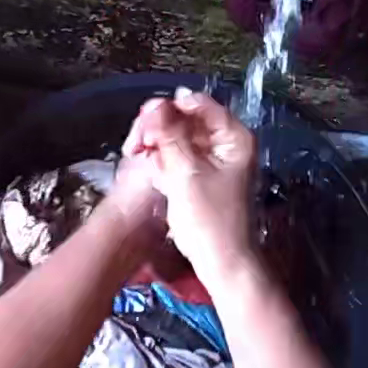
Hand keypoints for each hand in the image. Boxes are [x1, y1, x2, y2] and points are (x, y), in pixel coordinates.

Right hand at [123, 89, 259, 287]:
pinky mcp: (198, 172)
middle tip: (135, 145)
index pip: (197, 104)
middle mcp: (224, 141)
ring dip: (154, 142)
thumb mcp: (186, 173)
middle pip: (184, 117)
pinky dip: (159, 157)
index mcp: (233, 136)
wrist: (221, 263)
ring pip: (175, 134)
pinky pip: (175, 152)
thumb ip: (169, 136)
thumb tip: (155, 104)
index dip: (168, 109)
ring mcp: (211, 157)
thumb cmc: (210, 220)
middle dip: (157, 126)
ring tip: (135, 156)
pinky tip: (144, 165)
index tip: (143, 124)